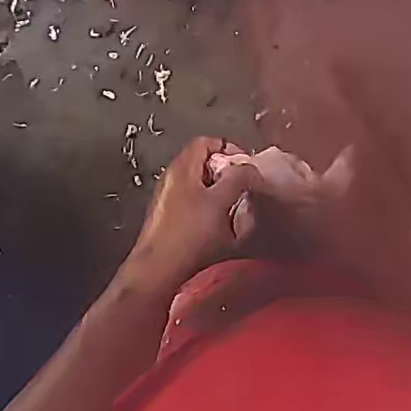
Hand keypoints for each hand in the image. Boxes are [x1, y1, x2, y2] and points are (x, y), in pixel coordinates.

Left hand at [120, 137, 261, 291]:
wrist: (159, 268)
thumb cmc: (188, 234)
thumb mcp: (220, 202)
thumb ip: (238, 179)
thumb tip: (250, 169)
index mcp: (182, 167)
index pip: (207, 142)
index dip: (229, 149)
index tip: (245, 166)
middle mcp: (171, 178)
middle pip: (203, 162)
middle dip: (227, 173)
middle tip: (242, 187)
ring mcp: (168, 198)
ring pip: (199, 184)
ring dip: (219, 192)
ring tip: (232, 208)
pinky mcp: (168, 217)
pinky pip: (193, 202)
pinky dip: (208, 207)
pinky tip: (217, 226)